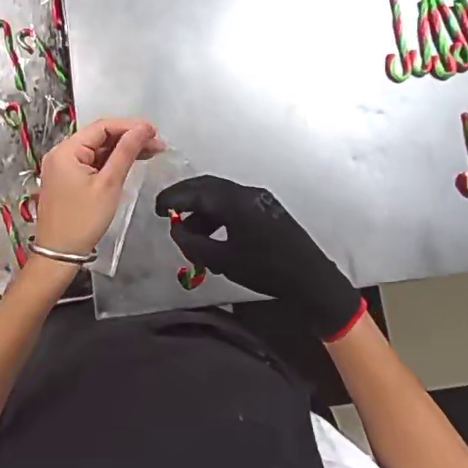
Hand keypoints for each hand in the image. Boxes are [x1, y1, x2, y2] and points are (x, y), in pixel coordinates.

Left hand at [34, 117, 163, 255]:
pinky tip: (128, 163)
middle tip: (156, 144)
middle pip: (98, 137)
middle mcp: (60, 154)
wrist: (59, 253)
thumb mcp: (109, 184)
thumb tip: (142, 130)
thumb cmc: (83, 220)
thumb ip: (126, 153)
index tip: (154, 132)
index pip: (101, 127)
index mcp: (66, 151)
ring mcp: (61, 167)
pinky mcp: (65, 180)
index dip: (129, 127)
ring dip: (121, 150)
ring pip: (96, 150)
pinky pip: (90, 163)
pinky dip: (109, 162)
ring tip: (149, 152)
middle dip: (128, 138)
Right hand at [153, 175, 362, 339]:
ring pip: (221, 196)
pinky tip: (212, 235)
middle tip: (168, 212)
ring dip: (201, 210)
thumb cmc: (265, 269)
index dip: (172, 198)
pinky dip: (217, 215)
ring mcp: (260, 199)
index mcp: (235, 202)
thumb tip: (175, 230)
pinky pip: (234, 204)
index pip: (196, 192)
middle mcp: (247, 193)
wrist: (310, 279)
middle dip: (185, 198)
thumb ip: (193, 243)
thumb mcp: (222, 259)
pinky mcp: (267, 210)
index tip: (156, 209)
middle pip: (208, 187)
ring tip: (189, 234)